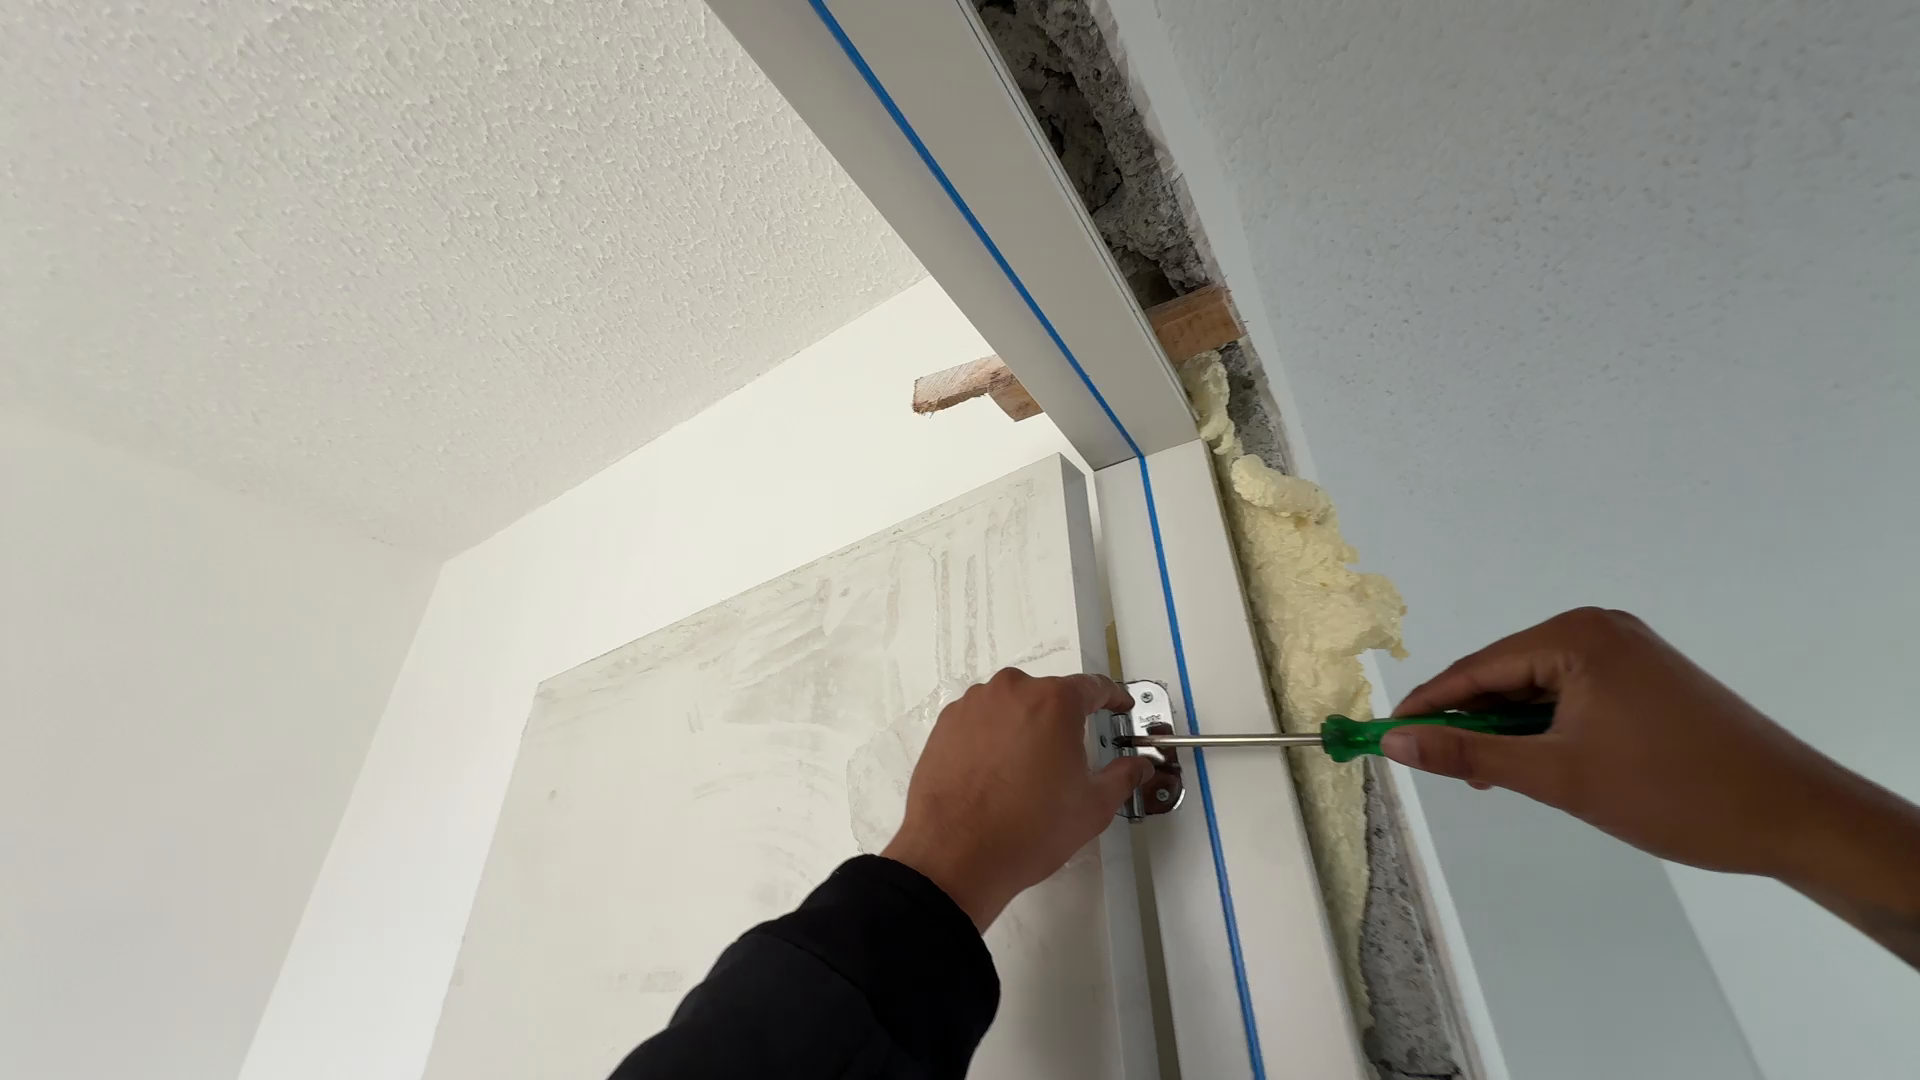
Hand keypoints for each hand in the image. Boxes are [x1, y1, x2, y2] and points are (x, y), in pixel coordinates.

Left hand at [882, 668, 1153, 930]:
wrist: (955, 854)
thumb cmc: (1029, 829)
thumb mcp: (1093, 806)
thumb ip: (1122, 776)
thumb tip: (1138, 766)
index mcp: (1054, 702)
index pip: (1094, 687)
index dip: (1113, 698)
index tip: (1119, 706)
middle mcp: (1013, 690)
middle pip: (1049, 696)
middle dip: (1063, 721)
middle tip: (1069, 758)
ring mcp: (974, 703)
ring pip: (1012, 707)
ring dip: (1025, 728)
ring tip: (1027, 772)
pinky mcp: (947, 722)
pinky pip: (981, 720)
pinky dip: (993, 737)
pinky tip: (996, 772)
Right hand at [1383, 609, 1919, 971]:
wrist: (1809, 823)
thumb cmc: (1677, 794)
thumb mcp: (1556, 776)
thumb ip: (1466, 755)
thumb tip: (1393, 742)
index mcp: (1574, 637)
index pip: (1475, 670)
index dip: (1428, 706)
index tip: (1389, 736)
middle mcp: (1596, 630)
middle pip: (1503, 676)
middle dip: (1473, 723)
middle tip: (1448, 768)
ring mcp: (1624, 651)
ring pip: (1533, 689)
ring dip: (1508, 730)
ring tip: (1495, 775)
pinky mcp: (1643, 676)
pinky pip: (1567, 695)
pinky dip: (1544, 728)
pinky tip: (1538, 761)